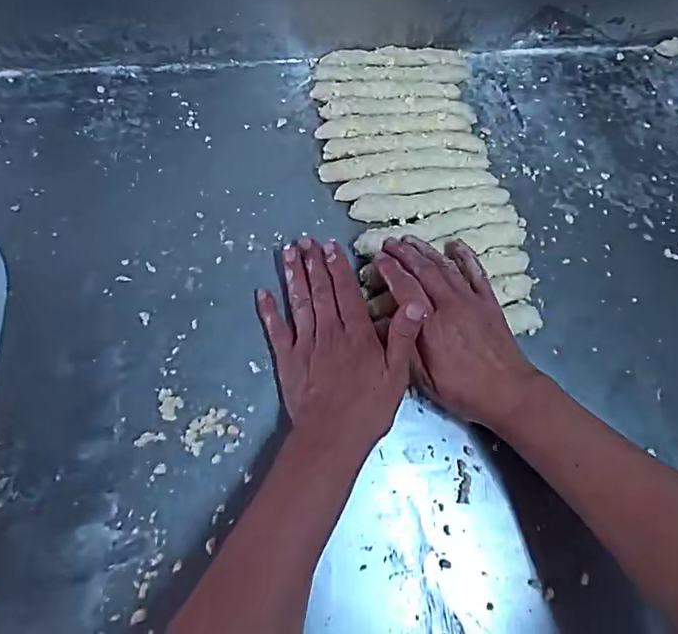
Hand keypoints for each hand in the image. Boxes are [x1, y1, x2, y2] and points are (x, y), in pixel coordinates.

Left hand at [258, 237, 428, 456]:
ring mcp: (305, 344)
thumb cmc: (369, 409)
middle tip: (306, 240)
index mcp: (356, 334)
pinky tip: (263, 293)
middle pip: (321, 291)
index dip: (338, 268)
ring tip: (289, 253)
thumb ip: (403, 336)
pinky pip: (276, 330)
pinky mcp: (287, 359)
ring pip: (299, 303)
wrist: (332, 437)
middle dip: (314, 263)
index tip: (331, 246)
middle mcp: (329, 332)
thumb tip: (415, 303)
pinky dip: (269, 311)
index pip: (346, 293)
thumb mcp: (397, 375)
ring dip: (294, 276)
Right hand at [369, 237, 547, 431]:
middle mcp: (450, 305)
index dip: (389, 269)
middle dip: (403, 253)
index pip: (405, 286)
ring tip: (410, 240)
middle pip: (423, 270)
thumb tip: (378, 324)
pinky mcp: (489, 303)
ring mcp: (471, 301)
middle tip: (388, 242)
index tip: (377, 258)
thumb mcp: (424, 379)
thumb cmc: (464, 390)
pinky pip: (475, 273)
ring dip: (426, 250)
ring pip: (445, 267)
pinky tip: (455, 245)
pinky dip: (465, 256)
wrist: (510, 393)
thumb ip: (402, 347)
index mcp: (430, 324)